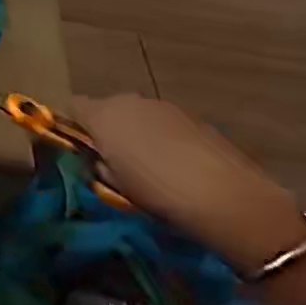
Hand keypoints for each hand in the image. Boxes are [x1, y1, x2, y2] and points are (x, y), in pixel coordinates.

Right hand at [73, 94, 305, 273]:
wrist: (234, 203)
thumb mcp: (116, 186)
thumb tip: (98, 158)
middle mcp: (128, 101)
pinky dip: (168, 139)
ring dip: (140, 133)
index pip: (72, 106)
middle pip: (107, 108)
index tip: (85, 150)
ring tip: (156, 166)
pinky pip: (168, 124)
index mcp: (101, 114)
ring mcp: (164, 107)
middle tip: (121, 161)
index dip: (75, 127)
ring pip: (139, 115)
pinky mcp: (196, 118)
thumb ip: (98, 163)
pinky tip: (184, 167)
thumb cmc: (161, 196)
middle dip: (110, 128)